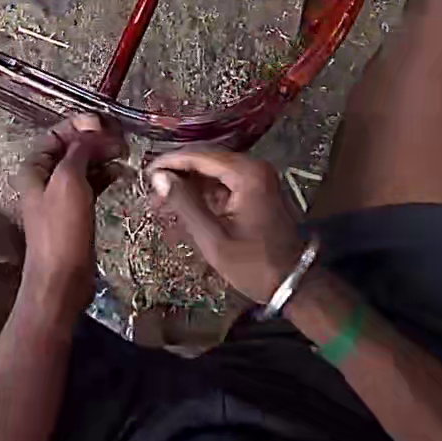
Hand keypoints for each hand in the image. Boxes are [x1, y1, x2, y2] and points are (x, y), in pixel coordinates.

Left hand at [16, 114, 125, 317]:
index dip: (82, 124)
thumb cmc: (61, 230)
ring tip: (125, 152)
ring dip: (104, 154)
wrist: (61, 281)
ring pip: (85, 163)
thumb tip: (93, 133)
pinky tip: (120, 172)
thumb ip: (79, 151)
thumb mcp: (69, 181)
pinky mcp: (76, 210)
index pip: (59, 132)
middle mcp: (45, 177)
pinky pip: (92, 182)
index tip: (106, 124)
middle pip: (73, 146)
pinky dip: (106, 173)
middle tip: (121, 139)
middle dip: (97, 139)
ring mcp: (61, 194)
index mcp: (35, 166)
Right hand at [148, 148, 305, 302]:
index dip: (171, 162)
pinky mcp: (256, 189)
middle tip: (151, 188)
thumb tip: (159, 177)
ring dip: (189, 183)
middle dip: (178, 173)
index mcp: (246, 172)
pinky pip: (224, 183)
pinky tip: (183, 205)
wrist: (294, 284)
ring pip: (213, 171)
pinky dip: (203, 192)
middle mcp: (253, 166)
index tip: (146, 172)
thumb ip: (186, 204)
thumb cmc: (254, 264)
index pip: (200, 156)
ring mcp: (257, 177)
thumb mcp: (214, 238)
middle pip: (207, 160)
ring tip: (162, 200)